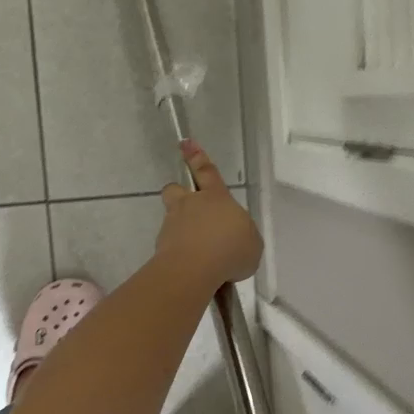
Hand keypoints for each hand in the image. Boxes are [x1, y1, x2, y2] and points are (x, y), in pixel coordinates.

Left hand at [155, 140, 262, 286]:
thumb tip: (232, 237)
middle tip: (189, 211)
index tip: (185, 142)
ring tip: (202, 255)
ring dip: (184, 232)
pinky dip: (182, 254)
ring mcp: (172, 224)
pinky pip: (173, 246)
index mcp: (215, 198)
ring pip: (174, 220)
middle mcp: (190, 206)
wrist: (195, 269)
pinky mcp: (162, 246)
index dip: (197, 157)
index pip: (207, 172)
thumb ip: (240, 234)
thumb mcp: (251, 242)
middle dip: (180, 195)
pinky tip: (196, 270)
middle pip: (176, 191)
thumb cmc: (230, 250)